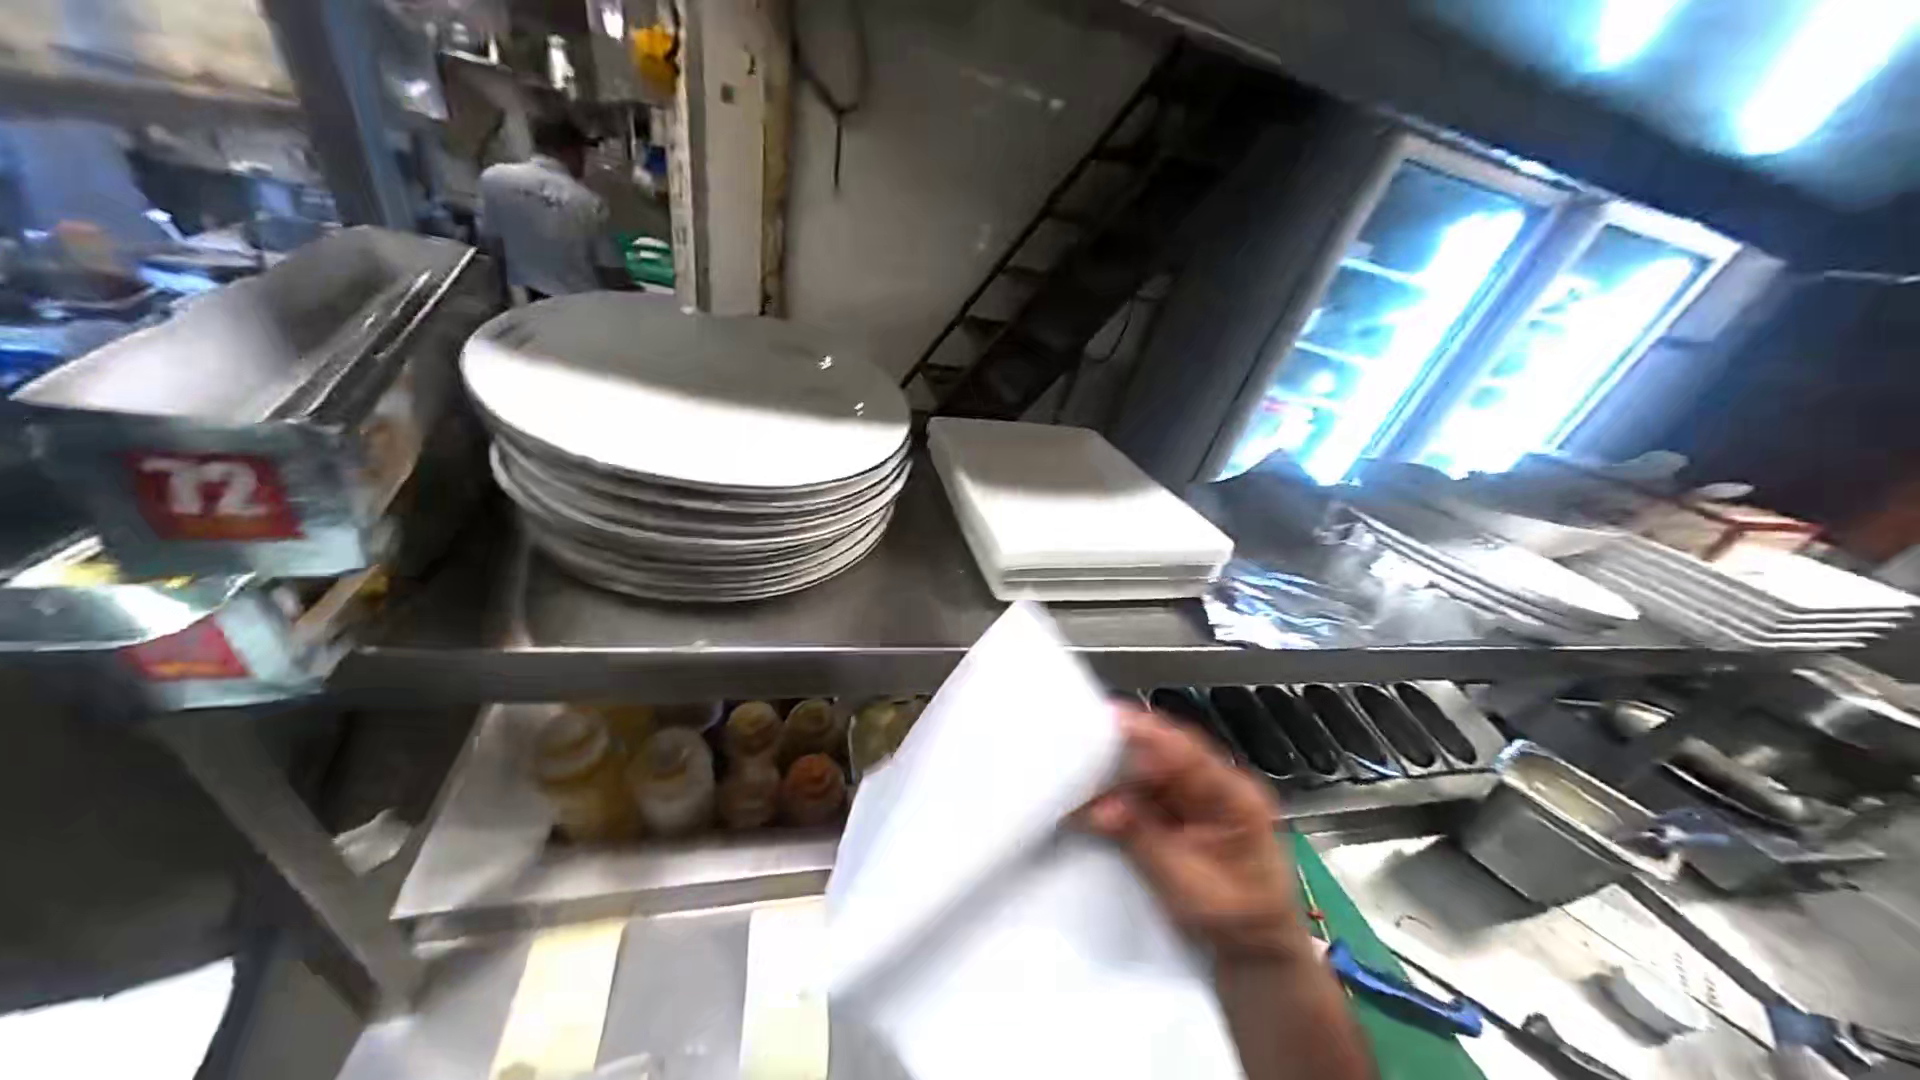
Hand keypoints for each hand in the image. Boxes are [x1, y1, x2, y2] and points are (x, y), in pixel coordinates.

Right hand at [1085, 707, 1311, 963]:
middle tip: (1077, 745)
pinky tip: (1091, 796)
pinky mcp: (1178, 814)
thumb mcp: (1190, 886)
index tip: (1109, 719)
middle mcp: (1216, 787)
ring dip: (1113, 774)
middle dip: (1121, 751)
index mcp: (1235, 797)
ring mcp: (1196, 799)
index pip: (1188, 753)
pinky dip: (1117, 794)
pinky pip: (1143, 792)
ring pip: (1149, 771)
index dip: (1148, 733)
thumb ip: (1144, 841)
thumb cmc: (1237, 923)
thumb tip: (1098, 808)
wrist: (1257, 956)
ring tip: (1075, 772)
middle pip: (1164, 754)